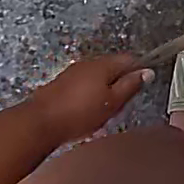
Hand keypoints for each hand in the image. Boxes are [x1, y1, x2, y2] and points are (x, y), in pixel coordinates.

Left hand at [30, 54, 152, 142]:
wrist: (36, 125)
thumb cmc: (78, 114)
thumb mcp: (113, 102)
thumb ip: (132, 85)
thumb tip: (147, 72)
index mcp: (104, 64)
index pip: (131, 59)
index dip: (139, 71)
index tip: (139, 87)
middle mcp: (87, 63)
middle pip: (113, 68)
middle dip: (120, 83)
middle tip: (119, 105)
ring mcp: (71, 73)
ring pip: (97, 78)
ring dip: (103, 91)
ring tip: (101, 112)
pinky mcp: (59, 85)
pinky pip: (82, 86)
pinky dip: (88, 96)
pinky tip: (84, 113)